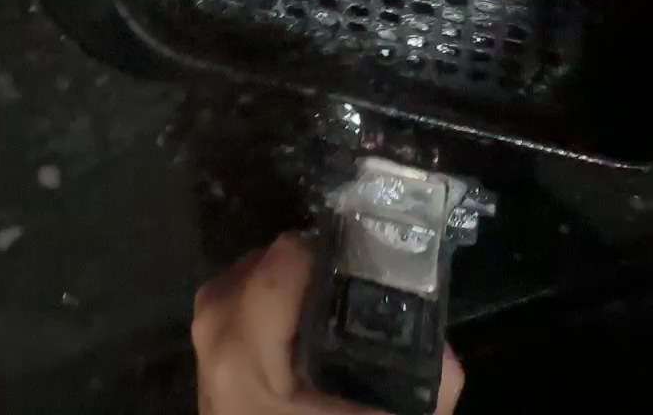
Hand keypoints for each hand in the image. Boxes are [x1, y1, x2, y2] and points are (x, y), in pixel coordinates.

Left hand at [192, 233, 463, 414]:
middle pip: (278, 256)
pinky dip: (282, 291)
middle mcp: (215, 317)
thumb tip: (446, 353)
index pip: (289, 257)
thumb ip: (418, 397)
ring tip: (342, 305)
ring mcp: (206, 316)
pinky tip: (310, 317)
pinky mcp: (209, 321)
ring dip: (303, 278)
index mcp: (242, 344)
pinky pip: (250, 280)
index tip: (376, 268)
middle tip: (366, 290)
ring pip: (264, 263)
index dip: (337, 254)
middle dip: (324, 268)